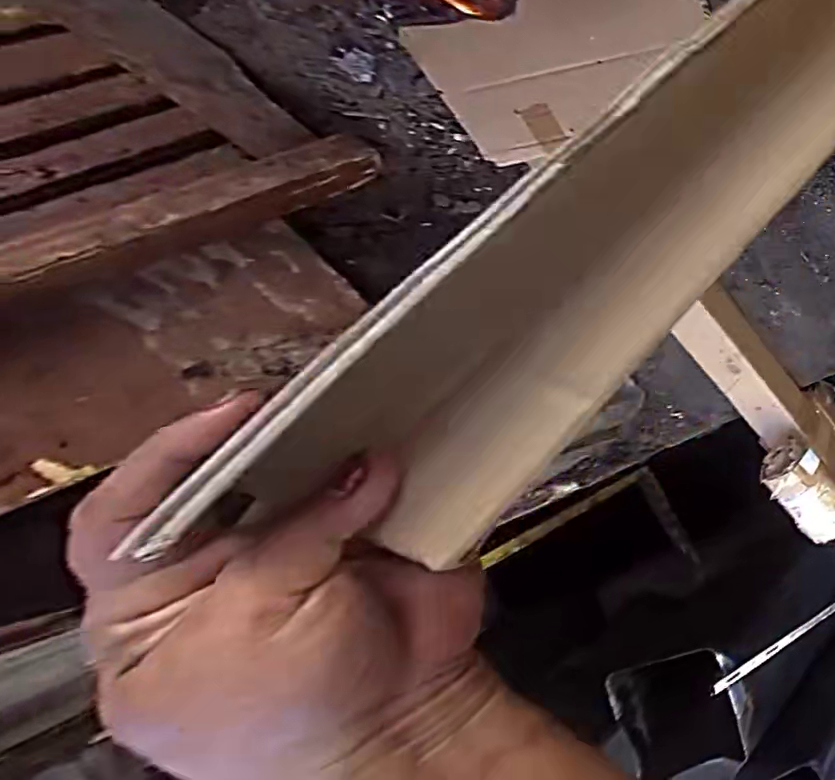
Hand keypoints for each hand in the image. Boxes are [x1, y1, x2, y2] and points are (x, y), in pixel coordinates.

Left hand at [68, 393, 494, 779]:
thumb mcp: (251, 628)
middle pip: (241, 477)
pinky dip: (414, 459)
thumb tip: (368, 462)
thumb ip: (299, 540)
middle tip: (319, 397)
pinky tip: (421, 437)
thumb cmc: (283, 705)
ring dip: (352, 439)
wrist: (399, 717)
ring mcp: (321, 535)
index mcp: (158, 595)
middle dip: (275, 435)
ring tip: (378, 405)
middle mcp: (238, 553)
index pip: (133, 514)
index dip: (173, 457)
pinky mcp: (391, 526)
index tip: (235, 413)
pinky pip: (400, 482)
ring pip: (325, 471)